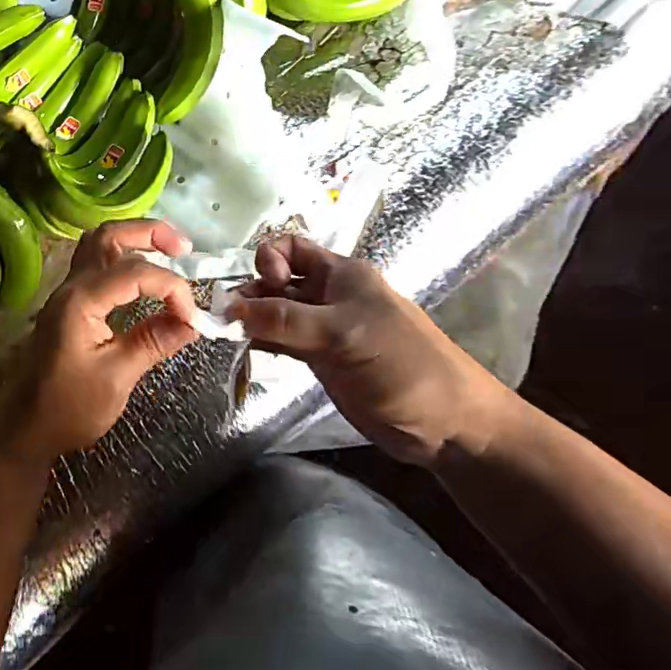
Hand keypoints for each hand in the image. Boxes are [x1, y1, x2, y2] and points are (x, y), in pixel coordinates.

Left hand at [10, 220, 198, 464]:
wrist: (24, 429)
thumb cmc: (68, 408)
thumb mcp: (117, 378)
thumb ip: (154, 341)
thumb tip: (193, 323)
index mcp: (80, 302)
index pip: (135, 272)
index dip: (171, 287)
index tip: (191, 317)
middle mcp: (71, 286)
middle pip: (110, 235)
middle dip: (150, 234)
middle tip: (184, 250)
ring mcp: (67, 292)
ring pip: (100, 243)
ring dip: (135, 240)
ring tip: (168, 254)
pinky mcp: (70, 303)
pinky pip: (97, 262)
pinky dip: (124, 257)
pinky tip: (144, 277)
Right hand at [229, 236, 516, 466]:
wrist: (444, 422)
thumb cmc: (400, 363)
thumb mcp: (342, 333)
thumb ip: (285, 320)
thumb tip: (230, 309)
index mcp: (340, 274)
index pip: (292, 247)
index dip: (270, 258)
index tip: (263, 285)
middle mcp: (328, 295)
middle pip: (279, 280)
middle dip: (252, 290)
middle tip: (226, 317)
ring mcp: (323, 328)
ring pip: (277, 312)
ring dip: (252, 318)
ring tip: (226, 333)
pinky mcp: (320, 359)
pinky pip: (282, 341)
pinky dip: (261, 342)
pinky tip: (242, 349)